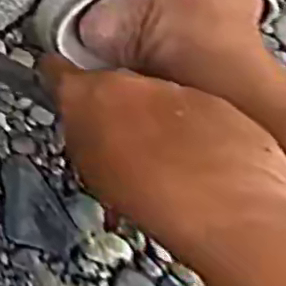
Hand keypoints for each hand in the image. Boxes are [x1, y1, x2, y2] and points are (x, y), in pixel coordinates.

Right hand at [42, 55, 285, 253]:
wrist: (227, 217)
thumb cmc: (153, 195)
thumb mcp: (88, 162)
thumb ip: (80, 128)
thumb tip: (85, 125)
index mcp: (81, 90)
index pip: (58, 68)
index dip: (62, 79)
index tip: (67, 87)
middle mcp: (125, 82)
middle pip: (114, 82)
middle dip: (119, 103)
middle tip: (125, 136)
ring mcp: (174, 92)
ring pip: (160, 95)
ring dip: (162, 116)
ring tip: (173, 157)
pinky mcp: (221, 108)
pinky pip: (205, 111)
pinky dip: (204, 130)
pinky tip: (208, 160)